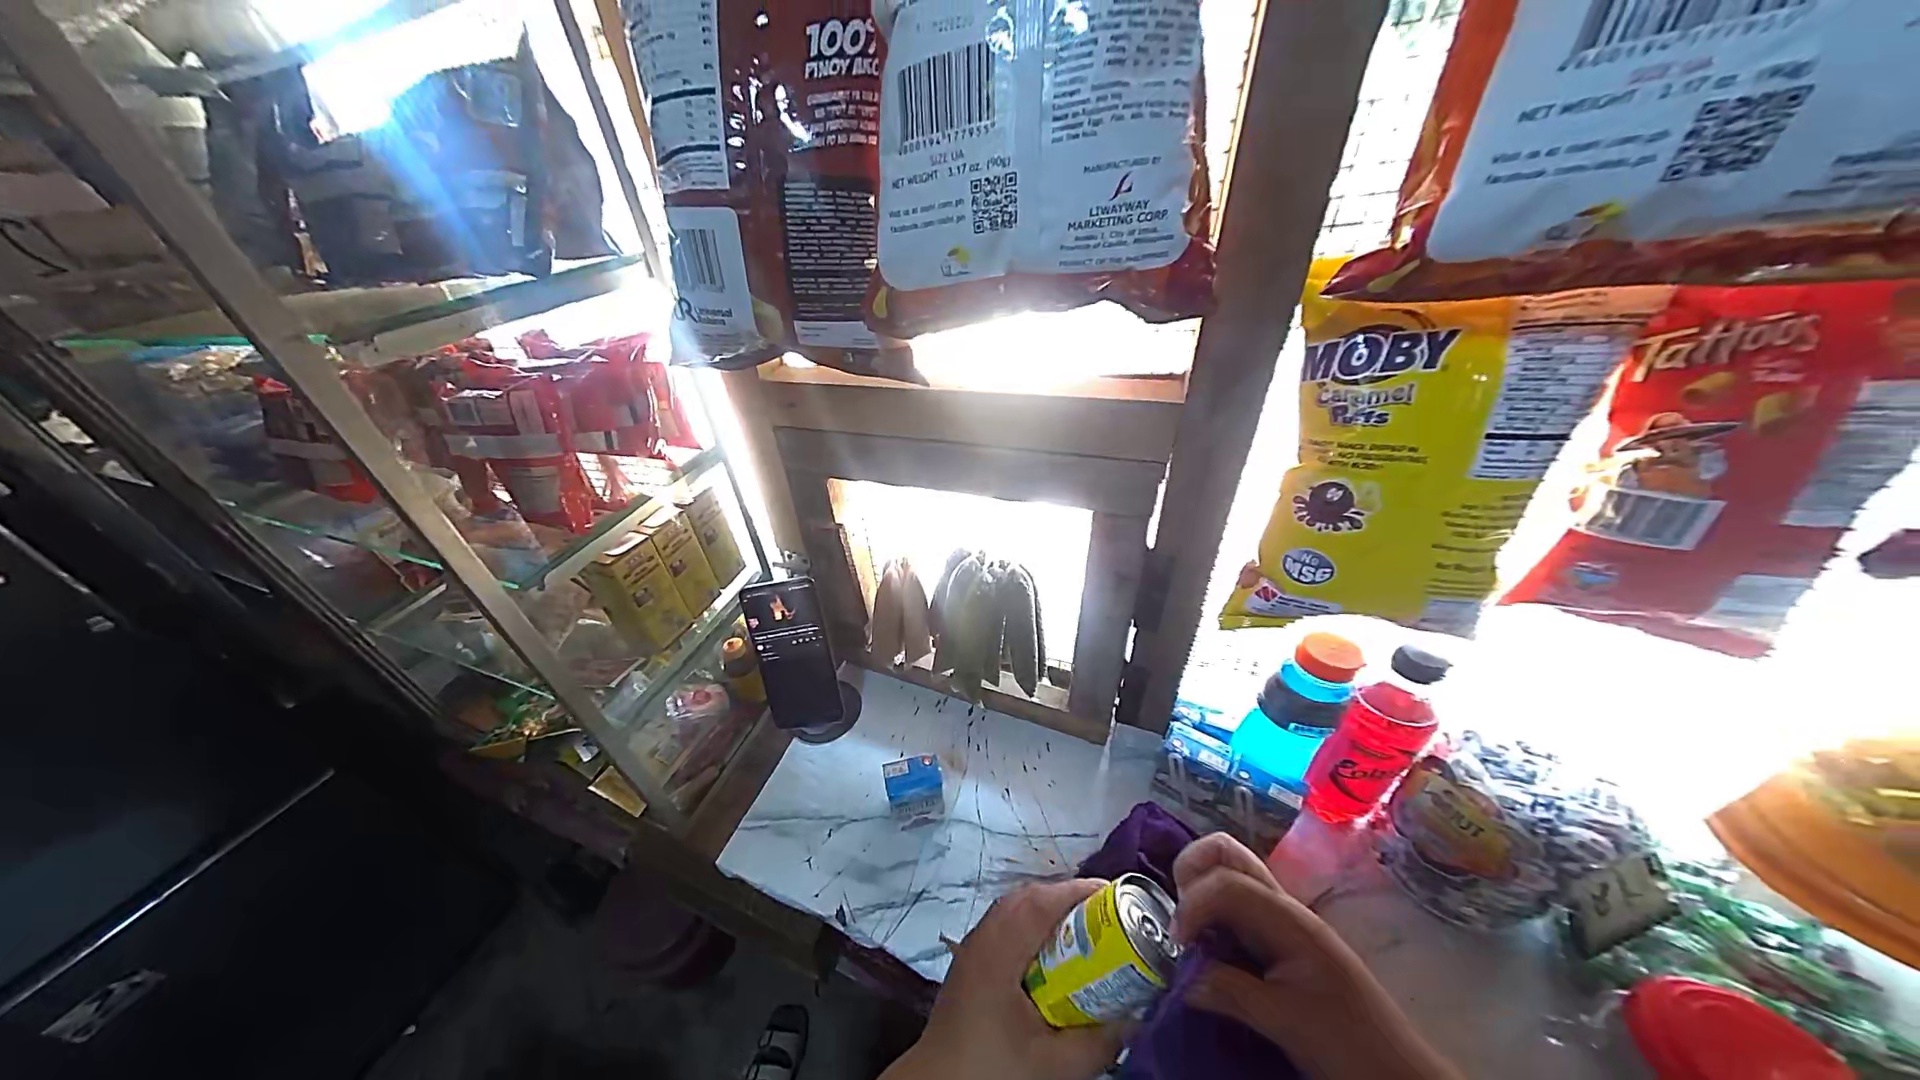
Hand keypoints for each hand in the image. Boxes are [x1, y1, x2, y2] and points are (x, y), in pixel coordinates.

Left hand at [881, 879, 1126, 1079]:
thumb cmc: (990, 1068)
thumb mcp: (1051, 1065)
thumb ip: (1097, 1043)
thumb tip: (1137, 1019)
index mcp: (999, 949)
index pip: (1041, 901)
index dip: (1078, 891)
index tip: (1114, 895)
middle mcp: (984, 934)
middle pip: (1028, 896)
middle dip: (1068, 896)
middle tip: (1106, 912)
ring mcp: (974, 943)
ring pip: (1015, 906)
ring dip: (1049, 907)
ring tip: (1085, 927)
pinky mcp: (971, 957)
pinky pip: (1006, 921)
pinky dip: (1033, 921)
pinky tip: (1051, 949)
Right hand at [1171, 833, 1461, 1079]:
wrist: (1398, 1072)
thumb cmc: (1350, 1044)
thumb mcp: (1287, 1023)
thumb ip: (1230, 992)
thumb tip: (1179, 976)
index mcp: (1287, 917)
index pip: (1225, 882)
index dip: (1191, 905)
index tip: (1176, 946)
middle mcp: (1281, 905)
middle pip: (1225, 852)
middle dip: (1190, 870)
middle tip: (1179, 919)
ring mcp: (1280, 918)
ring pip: (1228, 871)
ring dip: (1198, 887)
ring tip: (1188, 932)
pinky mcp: (1277, 937)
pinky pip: (1234, 902)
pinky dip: (1209, 909)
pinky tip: (1205, 945)